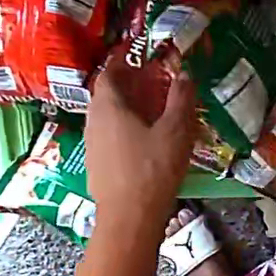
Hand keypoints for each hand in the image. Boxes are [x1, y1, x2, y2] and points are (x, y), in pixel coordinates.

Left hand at [83, 54, 195, 239]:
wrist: (128, 218)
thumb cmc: (152, 169)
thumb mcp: (176, 131)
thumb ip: (181, 99)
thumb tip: (185, 75)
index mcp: (108, 106)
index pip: (109, 73)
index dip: (123, 61)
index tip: (140, 57)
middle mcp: (93, 122)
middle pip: (106, 95)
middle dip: (127, 86)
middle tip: (150, 84)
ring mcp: (90, 146)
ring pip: (106, 119)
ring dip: (125, 111)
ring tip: (150, 112)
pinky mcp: (94, 167)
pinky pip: (107, 139)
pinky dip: (122, 132)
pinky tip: (141, 143)